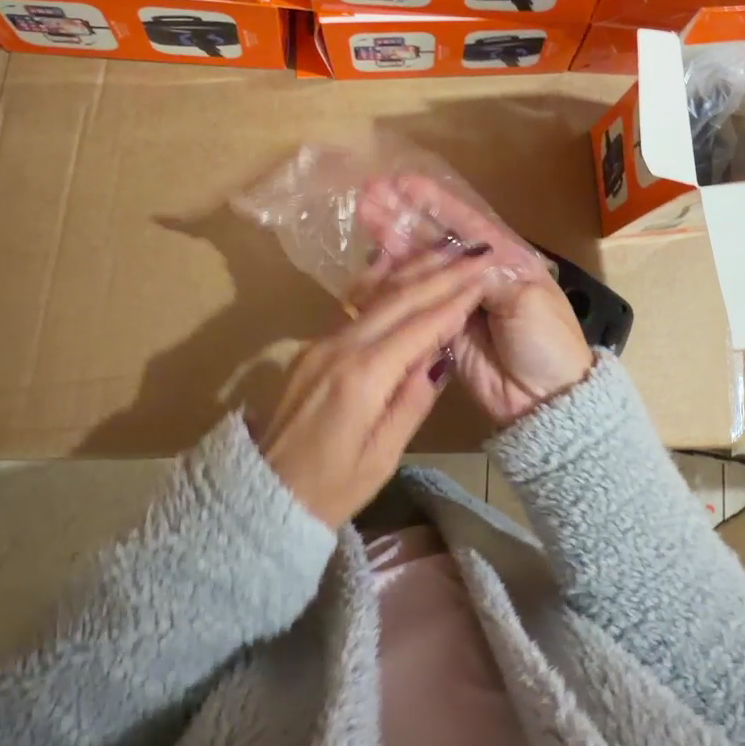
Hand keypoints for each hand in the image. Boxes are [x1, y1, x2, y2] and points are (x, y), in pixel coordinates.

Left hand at [250, 249, 498, 528]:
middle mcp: (340, 348)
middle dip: (441, 274)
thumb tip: (441, 356)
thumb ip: (412, 401)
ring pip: (376, 296)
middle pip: (399, 299)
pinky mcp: (312, 347)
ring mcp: (321, 343)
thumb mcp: (382, 457)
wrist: (259, 495)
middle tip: (477, 253)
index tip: (484, 276)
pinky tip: (400, 266)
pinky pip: (357, 308)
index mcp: (362, 378)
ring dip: (414, 271)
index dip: (454, 300)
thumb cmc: (329, 490)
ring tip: (447, 250)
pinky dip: (386, 285)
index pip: (419, 327)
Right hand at [355, 175, 594, 427]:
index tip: (399, 182)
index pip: (464, 222)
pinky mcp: (441, 330)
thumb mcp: (525, 298)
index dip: (432, 201)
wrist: (547, 398)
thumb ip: (484, 274)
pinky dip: (390, 286)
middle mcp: (476, 274)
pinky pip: (412, 303)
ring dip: (390, 245)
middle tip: (366, 197)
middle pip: (434, 240)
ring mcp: (456, 302)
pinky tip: (368, 269)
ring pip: (417, 268)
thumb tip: (449, 255)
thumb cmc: (546, 339)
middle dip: (402, 217)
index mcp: (504, 258)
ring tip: (362, 221)